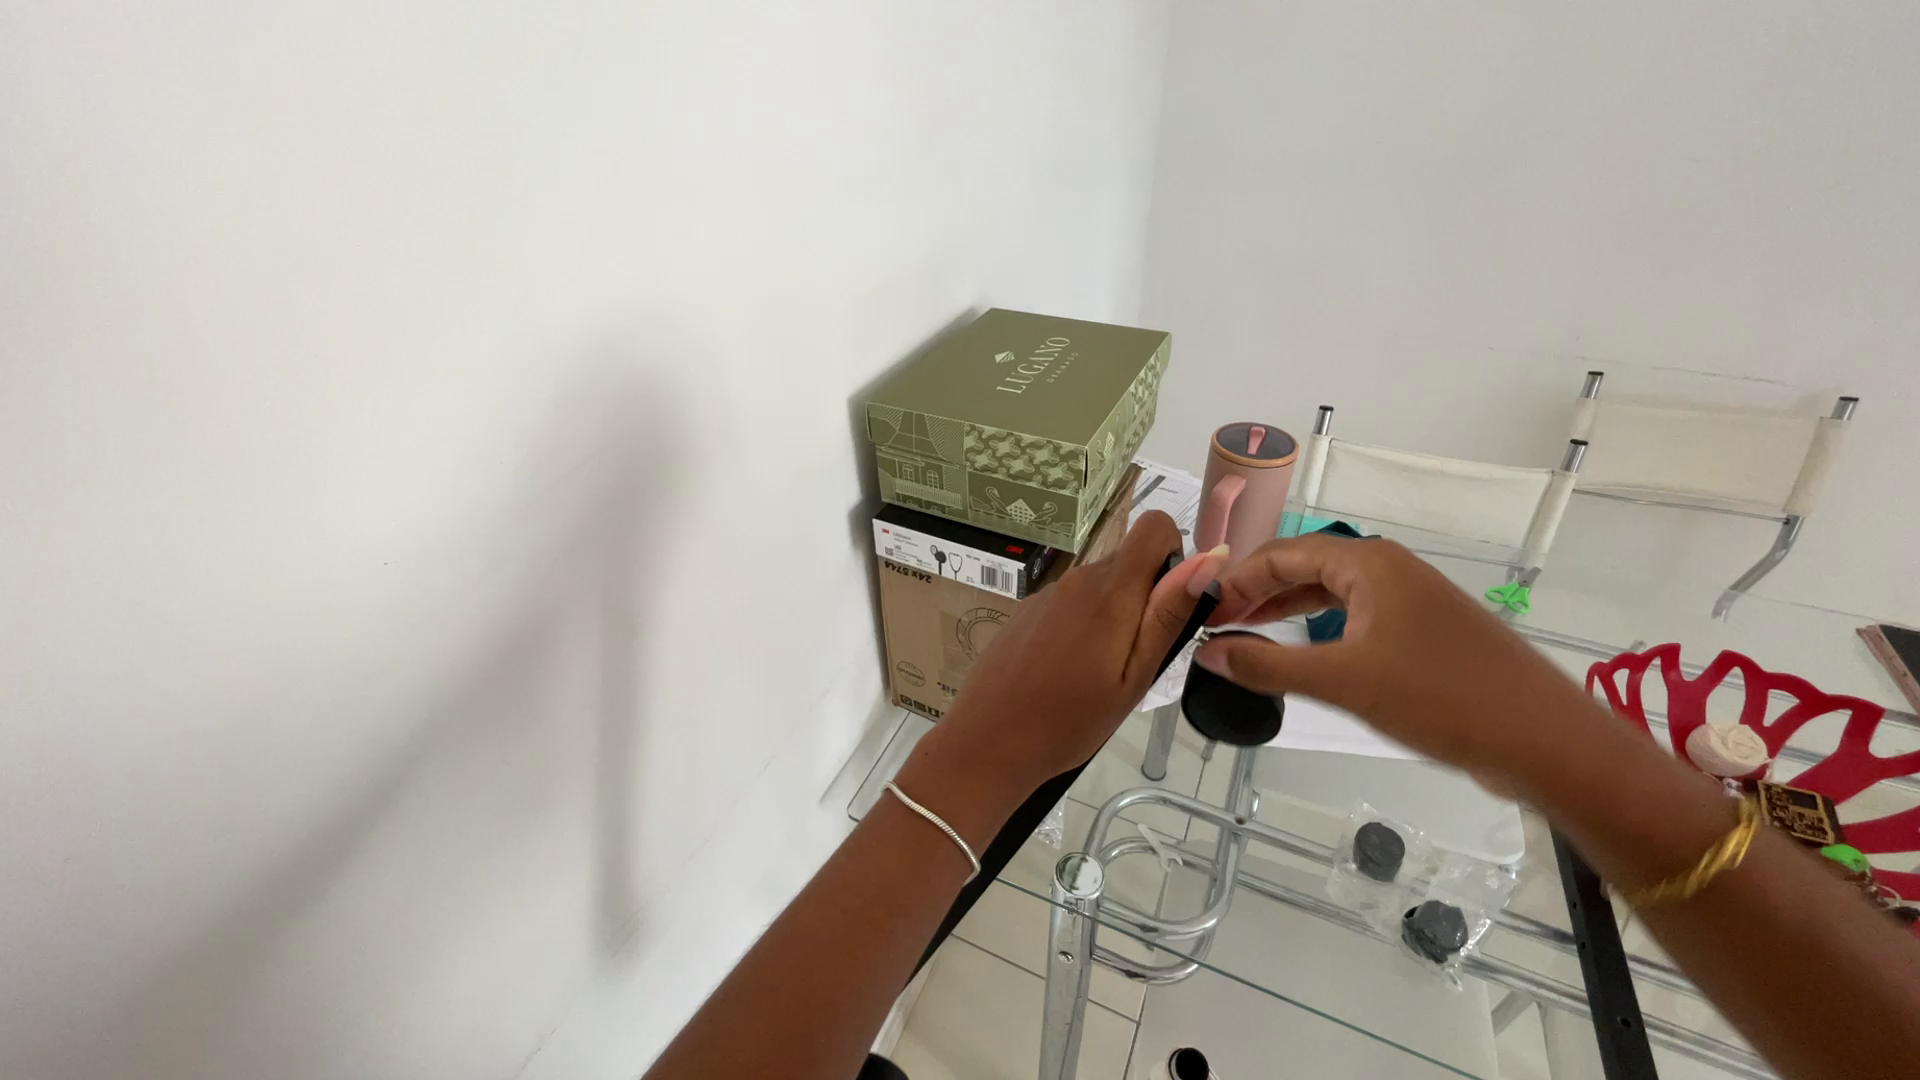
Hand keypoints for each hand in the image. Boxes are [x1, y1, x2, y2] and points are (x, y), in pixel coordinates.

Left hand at [899, 512, 1226, 817]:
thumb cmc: (1071, 721)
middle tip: (1132, 659)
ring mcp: (1046, 595)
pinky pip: (1068, 603)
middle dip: (1143, 598)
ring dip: (1111, 616)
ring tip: (1097, 674)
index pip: (1153, 526)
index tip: (1168, 604)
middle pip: (1127, 562)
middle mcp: (1077, 579)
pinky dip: (1079, 626)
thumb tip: (1209, 557)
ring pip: (1097, 586)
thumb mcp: (1135, 676)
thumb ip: (1169, 614)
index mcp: (1110, 591)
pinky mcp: (1025, 611)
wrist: (989, 742)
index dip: (1173, 553)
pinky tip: (1064, 672)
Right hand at [1193, 534, 1589, 779]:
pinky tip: (1304, 653)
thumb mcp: (1341, 682)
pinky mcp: (1427, 631)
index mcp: (1369, 563)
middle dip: (1258, 594)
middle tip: (1217, 625)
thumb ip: (1266, 666)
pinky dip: (1320, 630)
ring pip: (1332, 593)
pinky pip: (1358, 617)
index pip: (1282, 554)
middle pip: (1305, 568)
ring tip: (1247, 636)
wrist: (1546, 741)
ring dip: (1286, 611)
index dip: (1237, 580)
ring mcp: (1412, 600)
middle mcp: (1390, 569)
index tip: (1202, 610)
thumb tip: (1207, 655)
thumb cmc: (1439, 698)